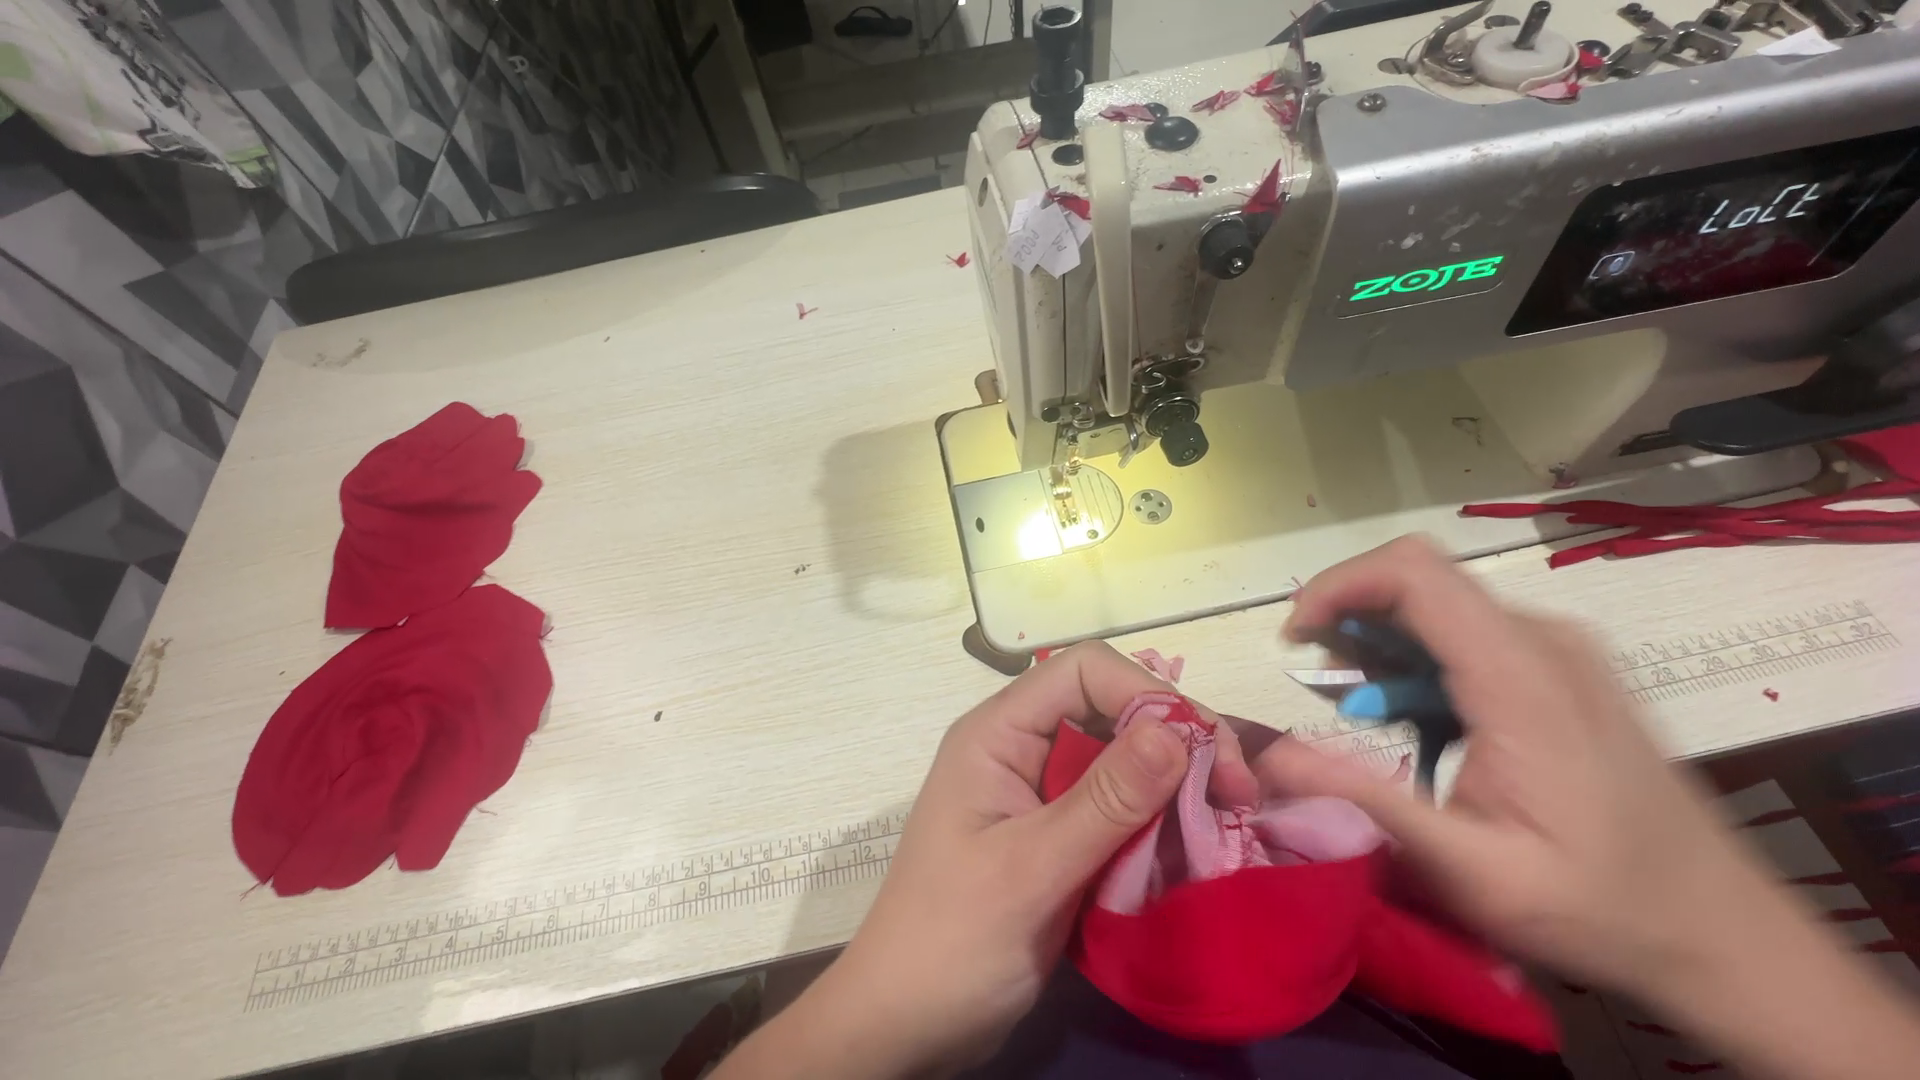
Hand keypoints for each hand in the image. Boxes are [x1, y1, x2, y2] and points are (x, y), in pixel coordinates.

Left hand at [716, 641, 1255, 1078]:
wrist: (909, 1024)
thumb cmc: (953, 941)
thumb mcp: (1031, 869)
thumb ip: (1105, 801)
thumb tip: (1176, 730)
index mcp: (997, 733)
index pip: (1082, 671)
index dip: (1148, 694)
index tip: (1204, 750)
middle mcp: (1022, 748)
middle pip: (1112, 709)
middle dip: (1176, 739)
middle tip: (1235, 792)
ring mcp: (1041, 794)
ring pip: (1124, 760)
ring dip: (1176, 784)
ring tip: (1232, 818)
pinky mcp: (1059, 837)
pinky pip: (1121, 808)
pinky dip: (1162, 821)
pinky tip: (1198, 845)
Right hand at [1257, 536, 1773, 996]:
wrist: (1721, 932)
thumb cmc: (1595, 904)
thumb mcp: (1467, 869)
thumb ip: (1363, 798)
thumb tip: (1264, 752)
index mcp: (1520, 678)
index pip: (1413, 574)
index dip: (1338, 587)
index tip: (1295, 641)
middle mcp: (1544, 641)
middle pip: (1420, 578)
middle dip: (1349, 614)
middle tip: (1318, 683)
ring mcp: (1560, 650)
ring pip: (1441, 601)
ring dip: (1380, 639)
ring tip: (1360, 708)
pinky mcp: (1563, 667)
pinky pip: (1469, 629)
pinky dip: (1416, 657)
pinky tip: (1413, 716)